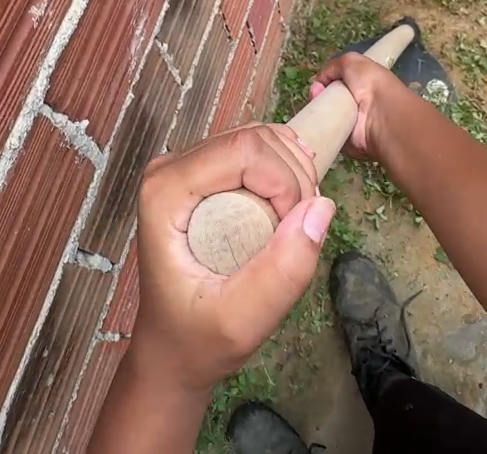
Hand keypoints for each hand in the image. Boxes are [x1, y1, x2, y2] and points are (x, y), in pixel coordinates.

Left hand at [130, 123, 335, 389]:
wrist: (172, 349)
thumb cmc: (198, 340)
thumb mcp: (242, 321)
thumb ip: (281, 272)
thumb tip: (321, 206)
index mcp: (165, 191)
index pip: (244, 149)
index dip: (285, 180)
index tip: (296, 230)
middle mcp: (170, 167)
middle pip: (253, 138)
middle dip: (294, 177)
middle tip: (302, 231)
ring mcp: (185, 165)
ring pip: (258, 138)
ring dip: (294, 172)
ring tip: (296, 222)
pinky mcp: (203, 171)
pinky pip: (255, 148)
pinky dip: (285, 168)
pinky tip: (290, 204)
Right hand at [310, 52, 414, 161]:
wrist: (381, 114)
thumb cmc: (370, 84)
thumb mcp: (351, 61)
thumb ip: (332, 67)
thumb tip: (318, 83)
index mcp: (361, 85)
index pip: (336, 83)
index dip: (324, 82)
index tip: (318, 83)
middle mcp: (356, 103)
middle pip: (327, 99)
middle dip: (318, 96)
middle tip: (315, 96)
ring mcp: (351, 123)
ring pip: (324, 116)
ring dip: (318, 111)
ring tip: (317, 107)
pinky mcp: (345, 140)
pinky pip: (327, 133)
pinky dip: (321, 128)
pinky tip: (319, 121)